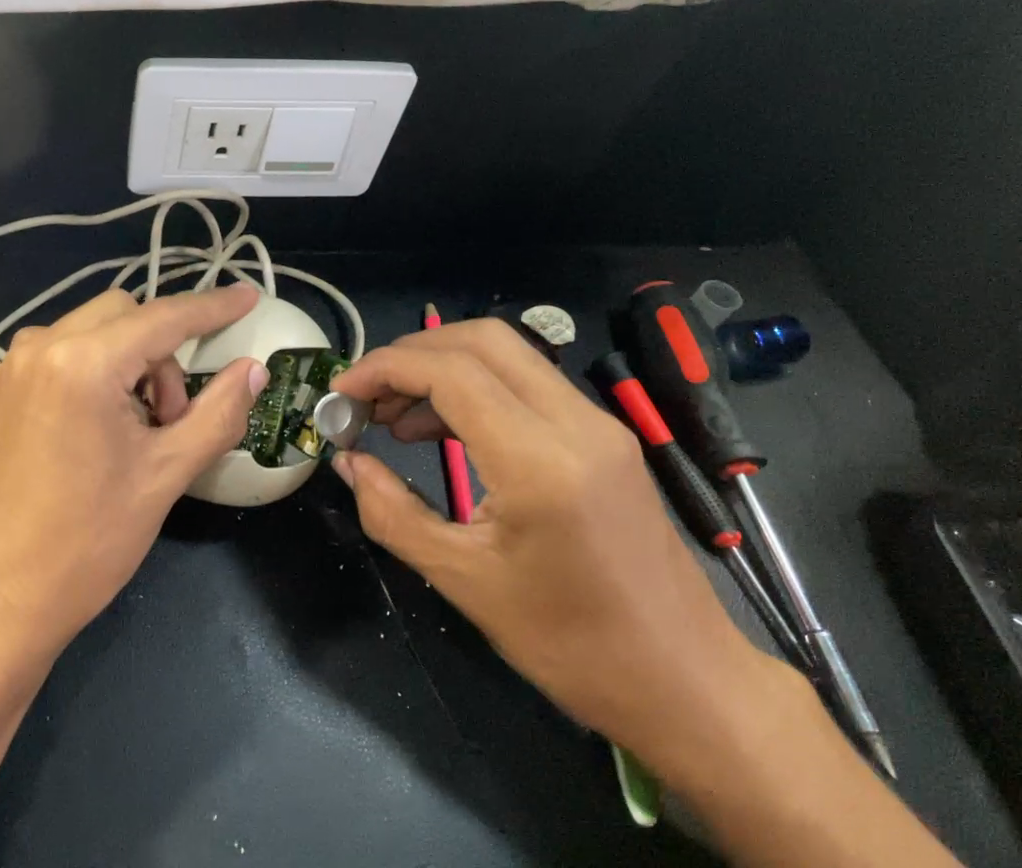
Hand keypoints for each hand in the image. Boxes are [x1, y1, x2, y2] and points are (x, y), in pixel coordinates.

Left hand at [0, 285, 267, 654]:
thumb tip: (254, 369)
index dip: (212, 308)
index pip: (162, 317)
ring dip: (130, 362)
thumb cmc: (91, 538)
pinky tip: (103, 427)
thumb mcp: (167, 473)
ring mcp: (12, 368)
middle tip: (174, 418)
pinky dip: (95, 372)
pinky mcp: (0, 391)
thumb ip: (218, 412)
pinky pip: (61, 354)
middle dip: (163, 352)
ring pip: (92, 331)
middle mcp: (39, 348)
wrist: (6, 591)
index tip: (249, 296)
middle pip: (124, 314)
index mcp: (81, 362)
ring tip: (140, 430)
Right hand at [328, 320, 778, 755]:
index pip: (450, 372)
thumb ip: (392, 512)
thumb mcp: (462, 580)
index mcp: (539, 461)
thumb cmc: (567, 642)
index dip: (383, 370)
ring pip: (508, 356)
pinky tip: (439, 432)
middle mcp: (576, 424)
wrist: (682, 679)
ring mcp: (599, 427)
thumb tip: (347, 463)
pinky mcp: (605, 440)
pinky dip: (474, 390)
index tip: (339, 394)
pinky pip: (529, 387)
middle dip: (409, 355)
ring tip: (391, 418)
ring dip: (441, 369)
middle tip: (363, 398)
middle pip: (482, 341)